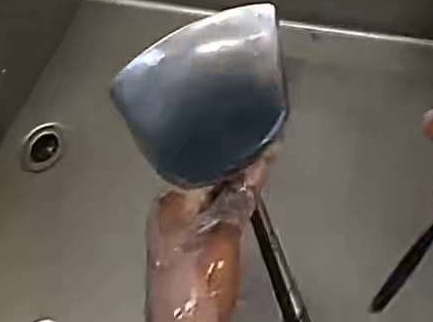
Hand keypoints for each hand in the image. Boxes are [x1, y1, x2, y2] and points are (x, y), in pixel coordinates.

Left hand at [146, 157, 269, 321]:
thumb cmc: (197, 293)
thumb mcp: (226, 237)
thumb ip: (241, 196)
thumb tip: (259, 162)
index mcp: (171, 205)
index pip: (207, 160)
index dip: (234, 149)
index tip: (257, 138)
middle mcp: (168, 213)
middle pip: (209, 175)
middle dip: (237, 163)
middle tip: (263, 149)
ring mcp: (176, 229)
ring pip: (212, 191)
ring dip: (236, 181)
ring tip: (260, 166)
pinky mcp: (186, 244)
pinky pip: (211, 208)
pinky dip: (230, 199)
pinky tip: (247, 193)